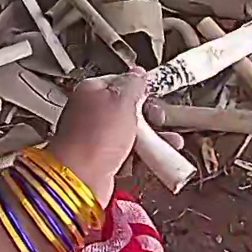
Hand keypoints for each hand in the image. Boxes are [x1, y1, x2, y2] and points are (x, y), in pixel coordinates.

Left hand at [48, 70, 168, 206]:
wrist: (82, 177)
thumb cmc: (94, 136)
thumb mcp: (122, 100)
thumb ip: (133, 84)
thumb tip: (138, 74)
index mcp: (91, 91)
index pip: (120, 82)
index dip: (140, 89)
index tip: (154, 95)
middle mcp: (91, 114)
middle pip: (128, 110)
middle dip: (150, 116)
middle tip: (158, 120)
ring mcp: (97, 140)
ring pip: (131, 135)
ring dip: (152, 139)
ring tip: (168, 142)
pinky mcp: (103, 162)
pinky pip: (129, 156)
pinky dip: (144, 158)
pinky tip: (156, 158)